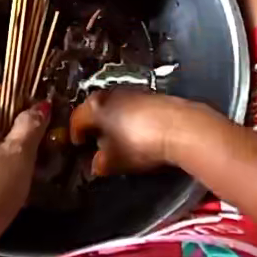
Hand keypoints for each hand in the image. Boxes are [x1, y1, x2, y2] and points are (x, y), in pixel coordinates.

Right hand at [70, 90, 216, 175]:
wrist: (181, 127)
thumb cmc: (140, 143)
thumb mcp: (117, 160)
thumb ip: (101, 163)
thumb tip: (96, 164)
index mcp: (95, 107)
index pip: (77, 118)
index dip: (75, 133)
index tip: (79, 145)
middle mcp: (110, 94)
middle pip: (95, 109)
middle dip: (94, 125)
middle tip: (96, 142)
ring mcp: (132, 92)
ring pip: (115, 106)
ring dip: (113, 120)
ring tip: (119, 138)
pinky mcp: (152, 95)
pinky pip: (132, 106)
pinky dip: (130, 117)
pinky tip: (138, 132)